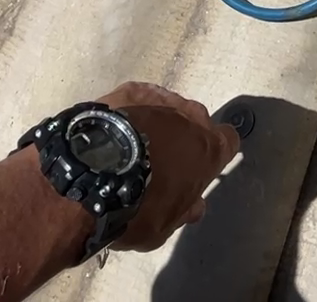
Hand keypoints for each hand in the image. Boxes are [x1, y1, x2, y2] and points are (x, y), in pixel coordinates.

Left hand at [99, 82, 240, 251]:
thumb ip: (182, 209)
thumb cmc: (133, 209)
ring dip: (157, 126)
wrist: (88, 177)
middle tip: (161, 163)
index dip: (214, 154)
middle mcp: (192, 118)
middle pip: (197, 123)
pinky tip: (116, 129)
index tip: (199, 168)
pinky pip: (140, 100)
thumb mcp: (162, 227)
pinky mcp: (131, 90)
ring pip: (167, 110)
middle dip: (184, 139)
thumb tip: (194, 204)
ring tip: (131, 148)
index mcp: (208, 149)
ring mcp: (162, 99)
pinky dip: (132, 113)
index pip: (228, 142)